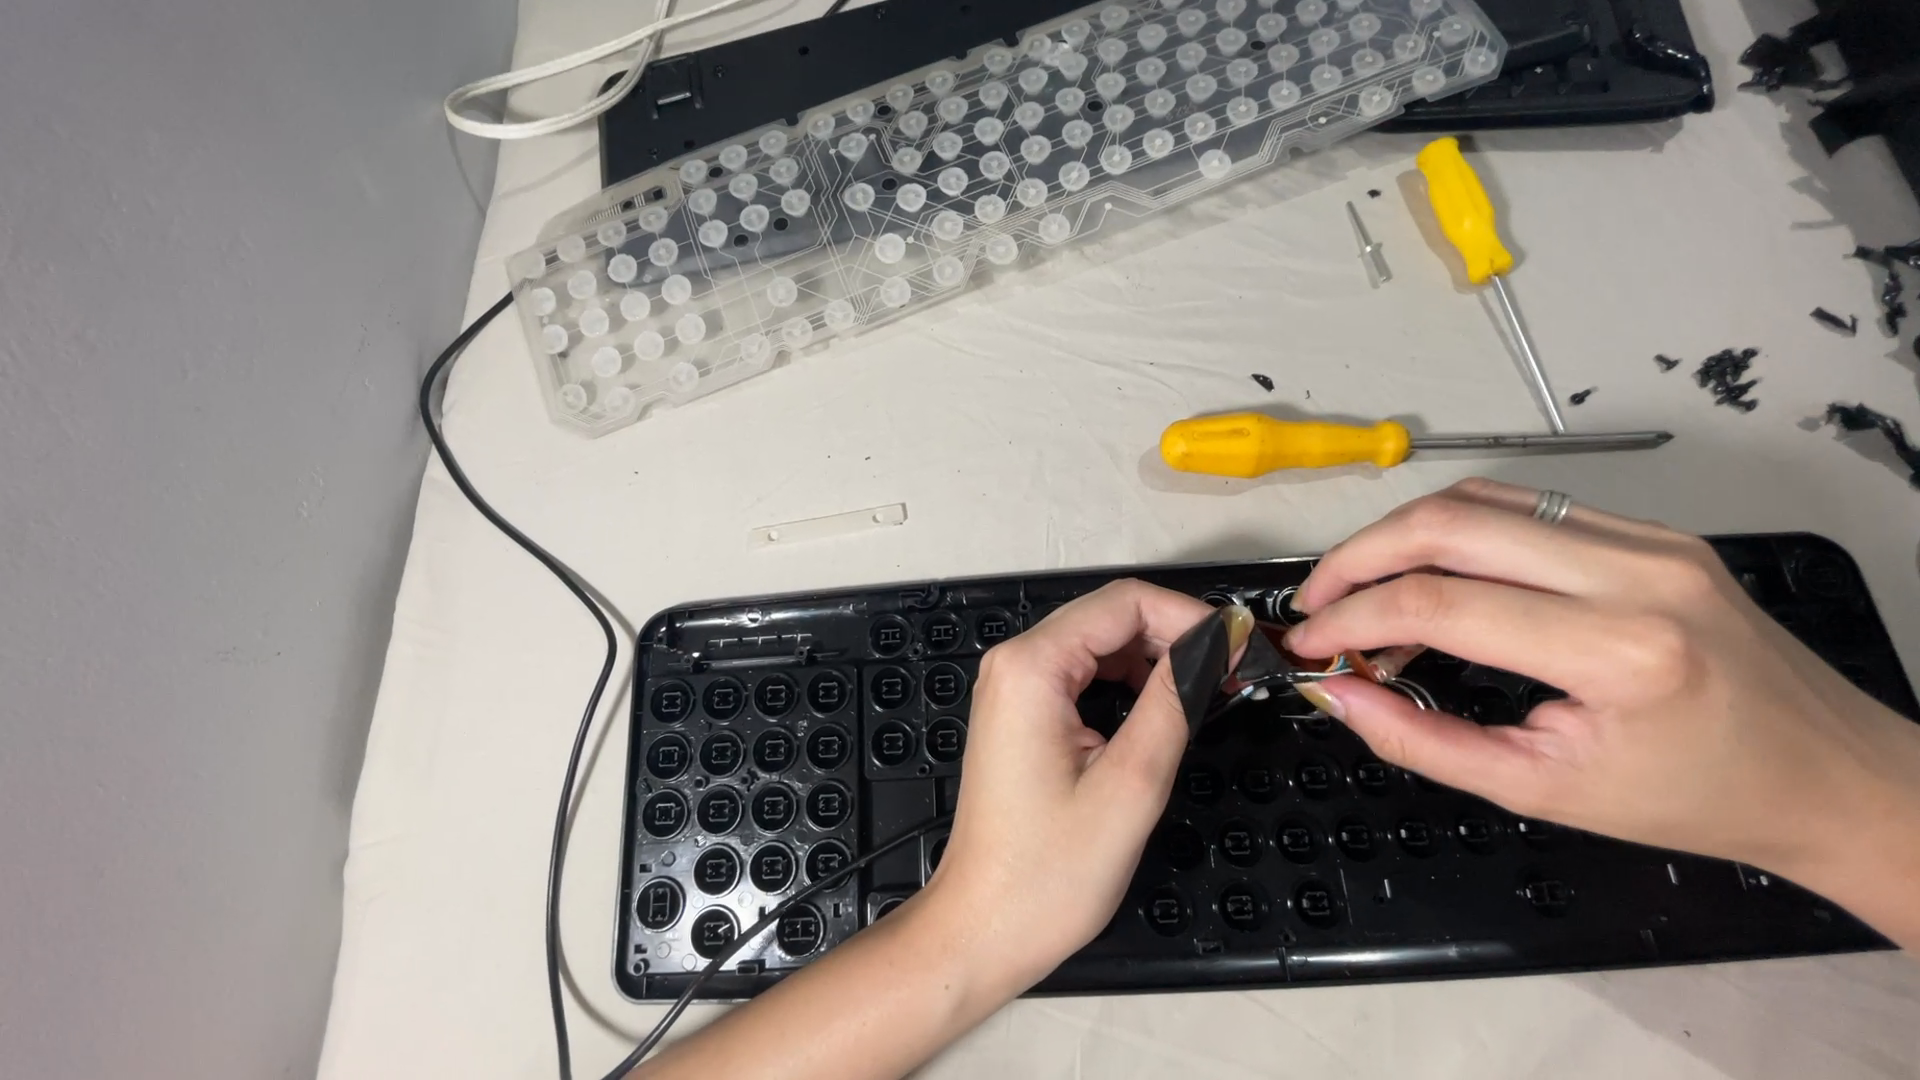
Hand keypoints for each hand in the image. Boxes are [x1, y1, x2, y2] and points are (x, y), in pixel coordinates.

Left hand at [924, 580, 1212, 993]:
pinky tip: (1160, 707)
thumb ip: (1174, 700)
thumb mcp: (1131, 783)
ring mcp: (1012, 686)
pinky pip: (1082, 673)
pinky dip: (1127, 681)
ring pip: (1098, 643)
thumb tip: (1214, 643)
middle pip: (1109, 616)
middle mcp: (1014, 662)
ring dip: (1154, 658)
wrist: (984, 927)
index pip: (1123, 601)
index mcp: (1031, 666)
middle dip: (1175, 636)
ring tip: (1205, 693)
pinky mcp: (1020, 712)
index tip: (1238, 650)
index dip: (1189, 616)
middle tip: (1231, 676)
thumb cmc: (1050, 872)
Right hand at [1283, 479, 1919, 945]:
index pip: (1439, 604)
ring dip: (1393, 537)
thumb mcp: (1541, 791)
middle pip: (1445, 525)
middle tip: (1313, 603)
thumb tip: (1336, 694)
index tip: (1307, 645)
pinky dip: (1445, 530)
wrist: (1835, 777)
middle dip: (1354, 559)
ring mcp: (1646, 539)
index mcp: (1618, 651)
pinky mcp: (1646, 531)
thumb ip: (1420, 741)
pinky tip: (1422, 571)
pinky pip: (1516, 506)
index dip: (1350, 618)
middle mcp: (1635, 573)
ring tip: (1356, 586)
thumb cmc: (1691, 799)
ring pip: (1473, 500)